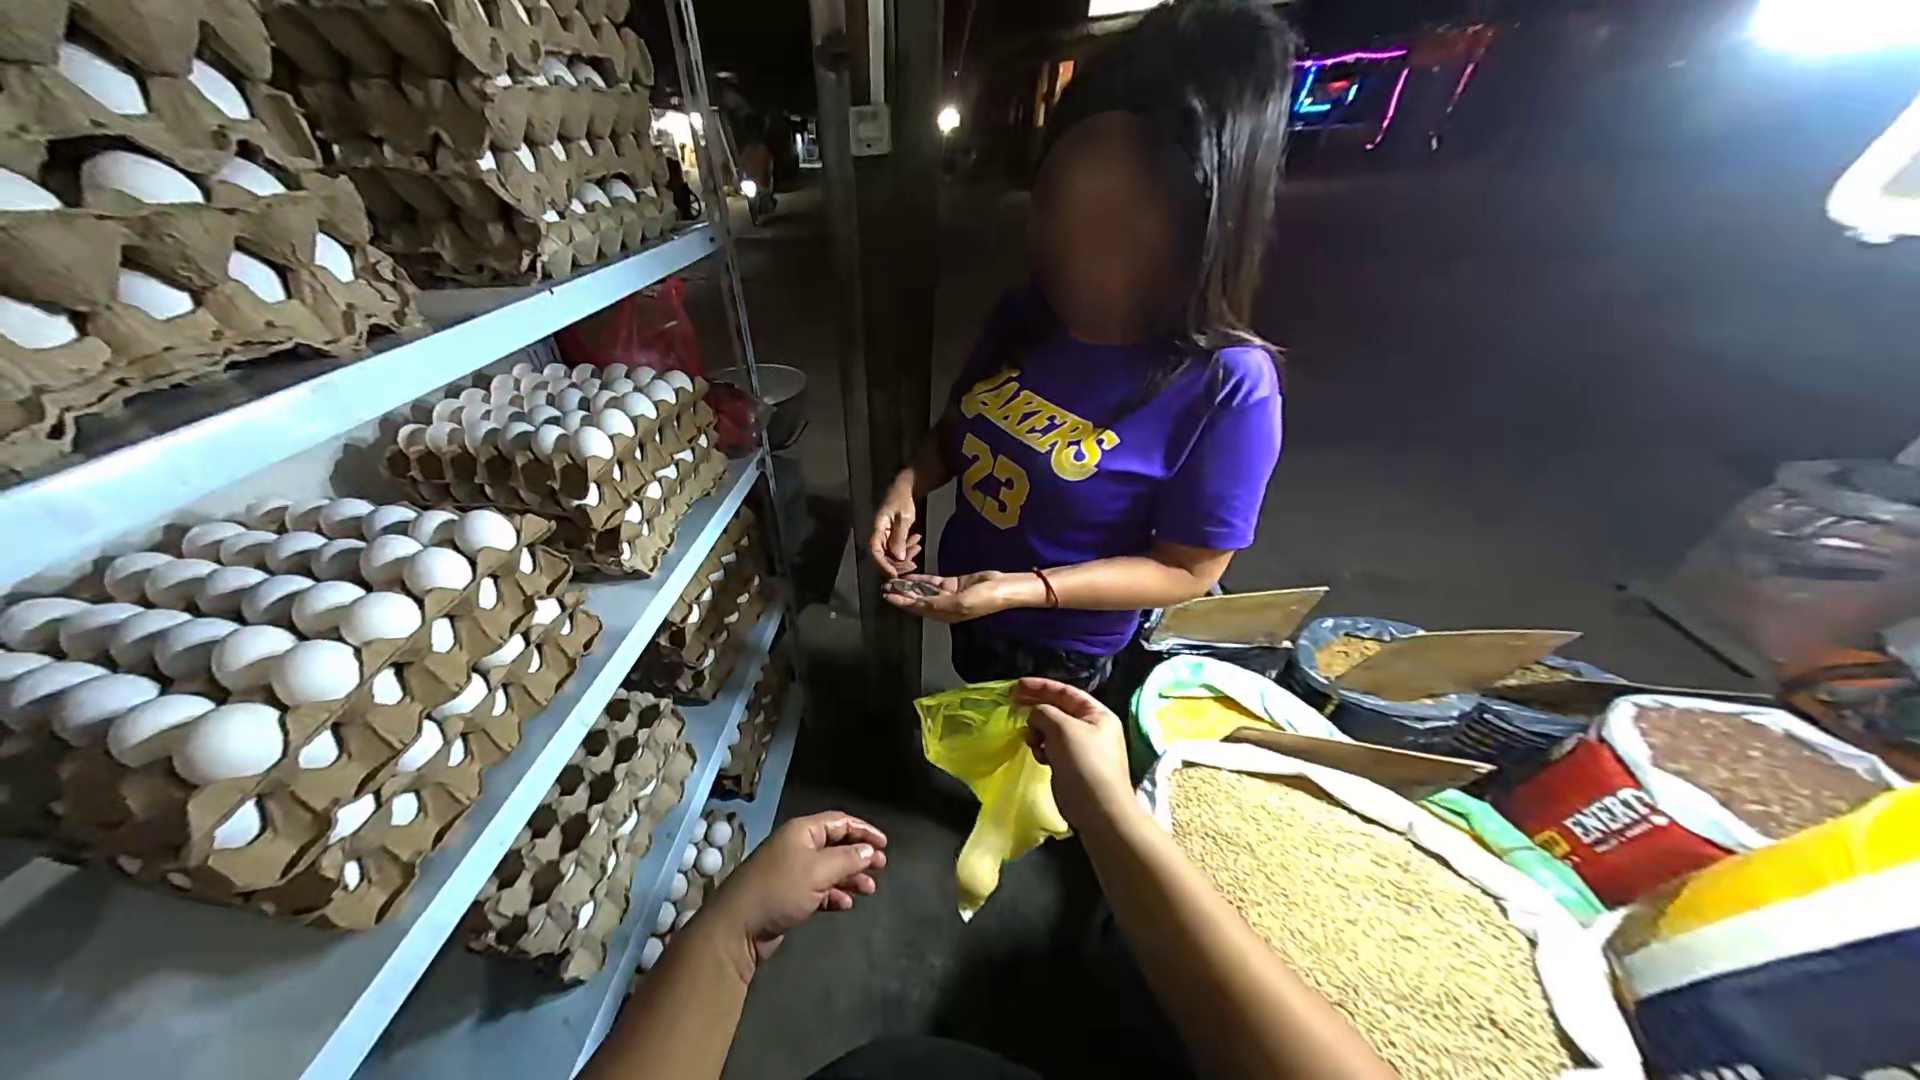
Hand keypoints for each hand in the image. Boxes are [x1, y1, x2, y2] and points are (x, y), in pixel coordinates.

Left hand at [699, 812, 887, 973]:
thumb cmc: (779, 890)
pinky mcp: (789, 895)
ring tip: (869, 890)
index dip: (864, 831)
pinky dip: (834, 894)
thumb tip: (869, 851)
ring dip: (850, 877)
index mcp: (803, 831)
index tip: (884, 845)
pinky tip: (846, 904)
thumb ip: (847, 859)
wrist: (736, 928)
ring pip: (829, 868)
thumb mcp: (818, 871)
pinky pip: (819, 889)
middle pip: (836, 844)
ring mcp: (792, 871)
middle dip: (859, 856)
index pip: (840, 822)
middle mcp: (798, 846)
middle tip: (881, 867)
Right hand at [868, 481, 921, 577]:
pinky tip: (917, 542)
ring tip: (918, 546)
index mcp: (878, 528)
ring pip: (891, 555)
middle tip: (913, 564)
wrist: (904, 488)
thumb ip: (900, 537)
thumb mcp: (904, 517)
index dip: (883, 565)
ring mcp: (884, 536)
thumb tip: (898, 558)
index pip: (875, 552)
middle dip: (898, 563)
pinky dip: (907, 549)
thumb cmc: (902, 499)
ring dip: (905, 555)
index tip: (895, 575)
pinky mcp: (891, 536)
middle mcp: (878, 535)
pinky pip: (896, 549)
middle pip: (883, 557)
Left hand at [882, 571, 1030, 623]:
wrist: (1003, 588)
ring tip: (893, 581)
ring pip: (923, 591)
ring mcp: (948, 595)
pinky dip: (921, 580)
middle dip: (902, 595)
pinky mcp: (953, 584)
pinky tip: (910, 577)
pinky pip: (933, 583)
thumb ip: (936, 603)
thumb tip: (917, 603)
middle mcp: (944, 607)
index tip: (888, 597)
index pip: (918, 609)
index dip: (902, 603)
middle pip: (918, 601)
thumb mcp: (959, 603)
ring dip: (909, 587)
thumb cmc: (983, 599)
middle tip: (885, 587)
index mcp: (945, 615)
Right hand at [1016, 678, 1135, 827]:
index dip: (1041, 686)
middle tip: (1012, 703)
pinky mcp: (1073, 766)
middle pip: (1059, 709)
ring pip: (1053, 730)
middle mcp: (1092, 728)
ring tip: (1032, 740)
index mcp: (1097, 714)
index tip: (1018, 686)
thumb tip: (1036, 714)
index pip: (1066, 691)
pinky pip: (1053, 748)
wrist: (1100, 813)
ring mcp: (1083, 748)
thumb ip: (1045, 712)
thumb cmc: (1084, 765)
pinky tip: (1040, 756)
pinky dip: (1043, 748)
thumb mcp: (1063, 729)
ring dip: (1038, 731)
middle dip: (1036, 707)